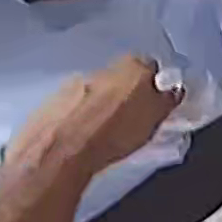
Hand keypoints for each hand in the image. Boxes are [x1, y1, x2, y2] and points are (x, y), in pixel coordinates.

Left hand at [5, 55, 183, 186]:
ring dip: (100, 105)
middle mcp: (103, 67)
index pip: (152, 68)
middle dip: (127, 94)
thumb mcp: (155, 120)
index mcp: (134, 65)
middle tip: (131, 119)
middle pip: (123, 77)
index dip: (156, 86)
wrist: (56, 156)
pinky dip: (77, 118)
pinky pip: (71, 107)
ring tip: (102, 133)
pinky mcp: (48, 102)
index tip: (156, 104)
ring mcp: (73, 84)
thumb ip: (167, 100)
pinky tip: (79, 139)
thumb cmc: (113, 134)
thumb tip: (173, 92)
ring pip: (96, 91)